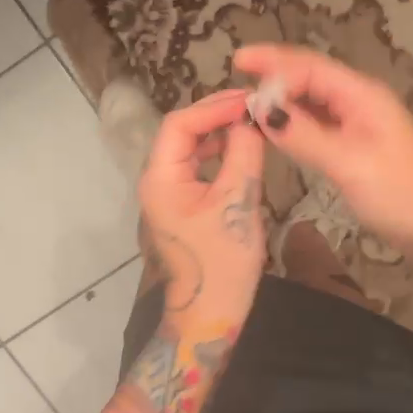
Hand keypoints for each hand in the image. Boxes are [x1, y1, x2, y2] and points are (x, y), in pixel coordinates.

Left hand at [138, 89, 267, 326]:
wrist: (211, 312)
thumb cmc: (222, 261)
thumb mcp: (239, 202)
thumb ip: (244, 154)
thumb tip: (253, 118)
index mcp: (160, 178)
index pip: (180, 124)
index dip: (214, 106)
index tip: (249, 99)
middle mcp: (157, 179)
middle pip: (183, 131)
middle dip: (218, 114)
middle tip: (255, 104)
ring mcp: (169, 191)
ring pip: (192, 146)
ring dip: (220, 131)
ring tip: (254, 121)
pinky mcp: (183, 202)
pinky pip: (199, 165)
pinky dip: (220, 151)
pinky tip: (244, 147)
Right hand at [234, 44, 412, 246]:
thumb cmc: (401, 195)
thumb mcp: (348, 164)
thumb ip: (304, 136)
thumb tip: (260, 109)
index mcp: (362, 95)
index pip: (310, 66)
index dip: (273, 61)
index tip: (237, 63)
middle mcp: (360, 101)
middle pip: (310, 77)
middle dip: (274, 74)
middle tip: (235, 78)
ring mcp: (360, 123)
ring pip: (313, 100)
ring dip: (282, 98)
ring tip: (247, 101)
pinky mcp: (357, 146)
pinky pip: (318, 123)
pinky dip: (294, 121)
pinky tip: (274, 128)